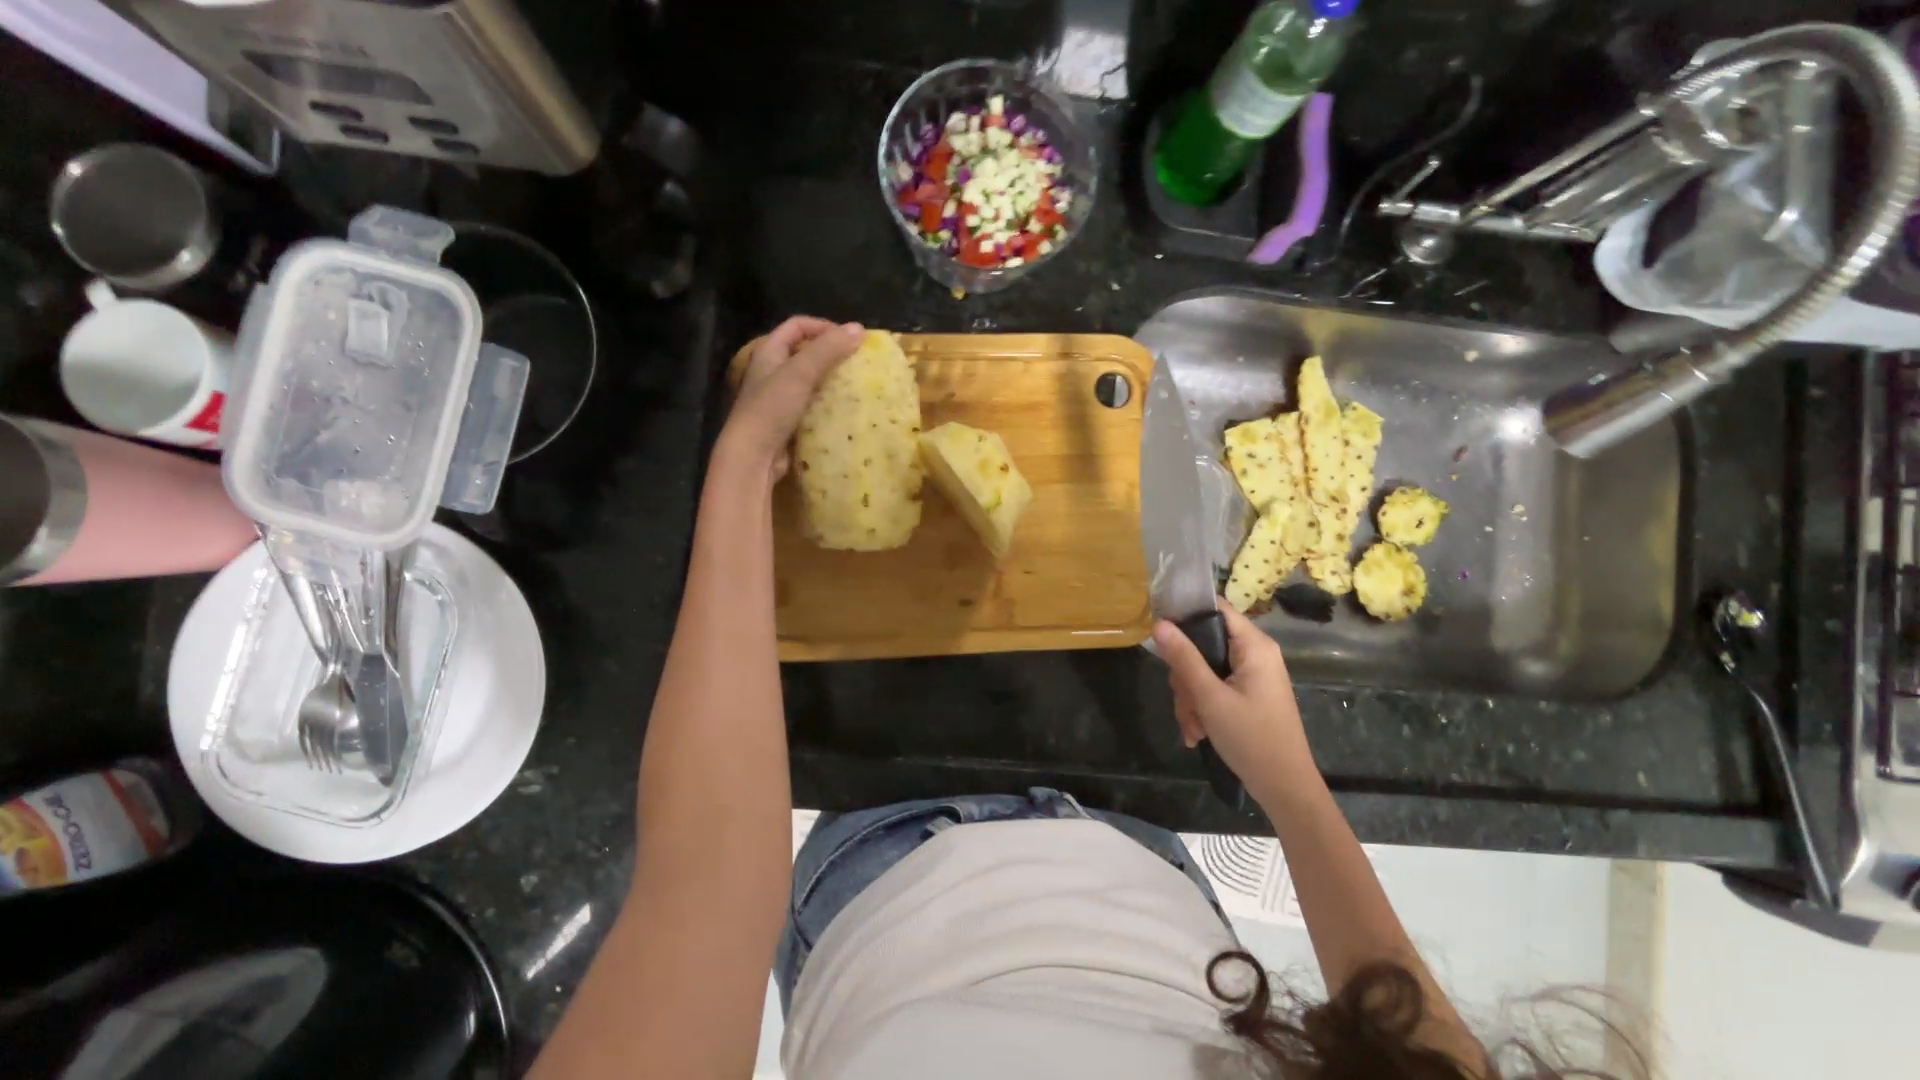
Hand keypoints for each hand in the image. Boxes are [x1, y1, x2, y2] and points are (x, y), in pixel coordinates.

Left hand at [717, 317, 865, 481]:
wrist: (753, 456)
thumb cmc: (771, 408)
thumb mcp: (800, 372)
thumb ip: (828, 349)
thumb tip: (860, 329)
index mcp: (768, 352)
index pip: (797, 325)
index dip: (822, 326)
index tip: (848, 338)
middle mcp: (771, 372)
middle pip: (804, 352)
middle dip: (830, 354)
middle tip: (856, 361)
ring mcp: (778, 398)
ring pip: (809, 380)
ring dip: (831, 380)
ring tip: (855, 384)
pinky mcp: (787, 421)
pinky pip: (811, 405)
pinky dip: (827, 403)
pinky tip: (844, 409)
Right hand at [1153, 601, 1317, 800]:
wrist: (1284, 787)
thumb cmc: (1251, 737)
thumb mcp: (1210, 698)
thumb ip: (1184, 659)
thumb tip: (1160, 623)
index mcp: (1254, 646)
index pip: (1216, 609)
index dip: (1186, 614)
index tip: (1159, 632)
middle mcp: (1254, 654)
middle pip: (1203, 645)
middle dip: (1186, 678)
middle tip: (1186, 703)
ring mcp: (1251, 676)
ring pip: (1204, 671)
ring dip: (1191, 700)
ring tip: (1194, 729)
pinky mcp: (1247, 696)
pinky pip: (1214, 689)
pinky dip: (1203, 709)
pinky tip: (1199, 734)